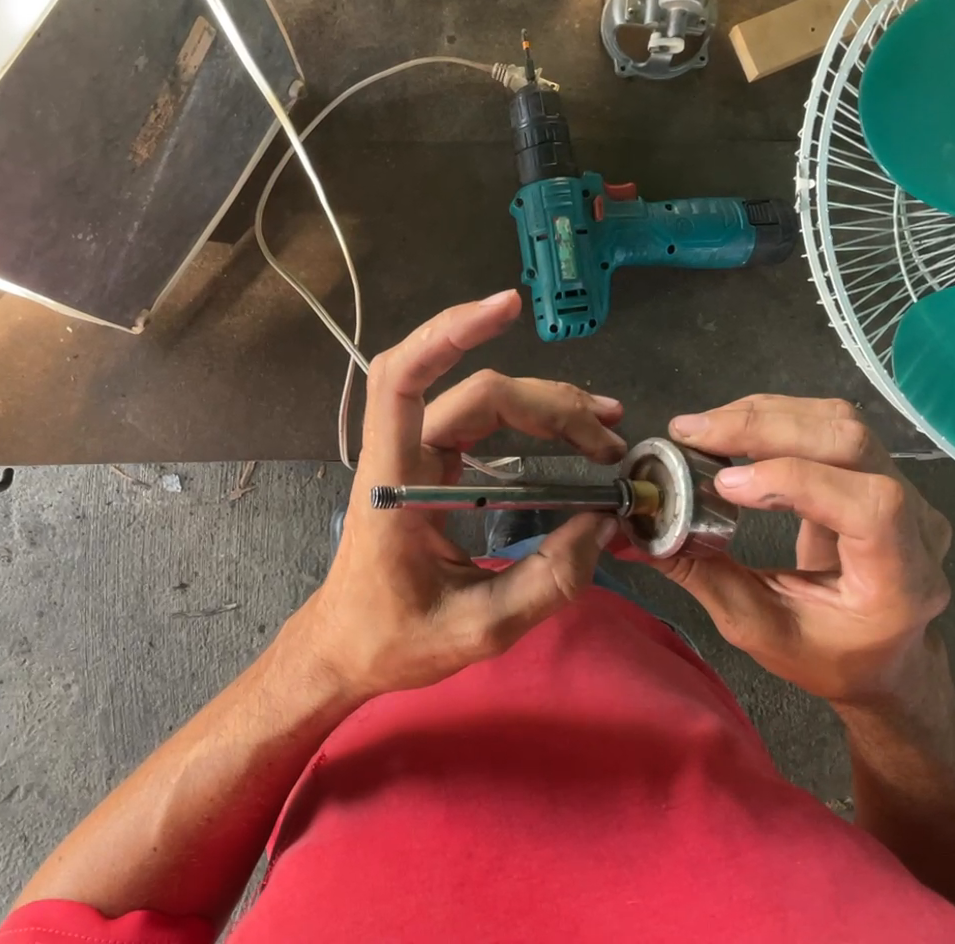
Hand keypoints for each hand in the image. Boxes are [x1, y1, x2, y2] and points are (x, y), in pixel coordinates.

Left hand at [289, 290, 624, 699]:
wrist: (345, 648)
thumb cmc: (391, 640)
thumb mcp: (478, 629)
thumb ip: (547, 581)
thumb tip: (606, 523)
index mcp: (392, 479)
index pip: (404, 379)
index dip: (449, 332)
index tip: (507, 307)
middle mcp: (402, 454)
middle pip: (474, 393)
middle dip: (547, 402)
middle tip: (609, 439)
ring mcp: (417, 457)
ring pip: (481, 402)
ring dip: (545, 404)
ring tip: (607, 426)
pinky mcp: (433, 469)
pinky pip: (481, 424)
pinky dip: (528, 421)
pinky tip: (571, 433)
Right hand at [656, 395, 952, 703]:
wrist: (886, 660)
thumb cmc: (828, 658)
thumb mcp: (759, 630)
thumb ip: (704, 577)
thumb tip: (638, 535)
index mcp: (899, 581)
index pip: (870, 507)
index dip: (798, 481)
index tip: (724, 484)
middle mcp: (918, 526)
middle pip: (852, 444)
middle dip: (765, 428)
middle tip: (691, 432)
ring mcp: (907, 493)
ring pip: (840, 422)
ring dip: (765, 414)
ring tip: (703, 428)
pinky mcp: (882, 473)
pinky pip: (831, 426)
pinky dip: (774, 417)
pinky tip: (731, 428)